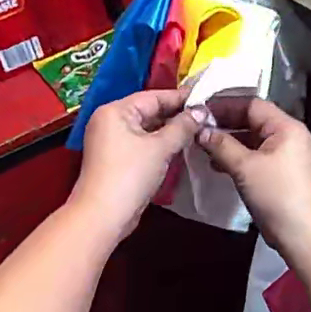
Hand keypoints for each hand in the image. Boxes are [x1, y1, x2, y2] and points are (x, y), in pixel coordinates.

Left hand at [69, 89, 201, 242]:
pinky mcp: (117, 159)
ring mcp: (111, 141)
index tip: (206, 99)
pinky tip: (181, 146)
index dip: (180, 98)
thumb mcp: (160, 147)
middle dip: (177, 115)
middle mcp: (110, 121)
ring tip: (199, 130)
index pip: (153, 97)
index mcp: (115, 110)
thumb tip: (201, 111)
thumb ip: (182, 127)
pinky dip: (160, 144)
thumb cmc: (130, 175)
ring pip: (147, 129)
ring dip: (170, 131)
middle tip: (206, 117)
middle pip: (149, 111)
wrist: (104, 215)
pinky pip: (142, 144)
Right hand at [195, 96, 310, 256]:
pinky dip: (236, 157)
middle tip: (197, 128)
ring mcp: (285, 155)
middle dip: (225, 123)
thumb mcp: (245, 167)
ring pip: (252, 139)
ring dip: (228, 141)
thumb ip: (221, 145)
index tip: (200, 111)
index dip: (225, 105)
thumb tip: (200, 131)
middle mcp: (288, 136)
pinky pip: (255, 155)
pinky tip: (217, 164)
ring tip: (203, 147)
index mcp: (286, 127)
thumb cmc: (276, 194)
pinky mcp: (280, 172)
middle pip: (252, 120)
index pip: (252, 104)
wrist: (301, 234)